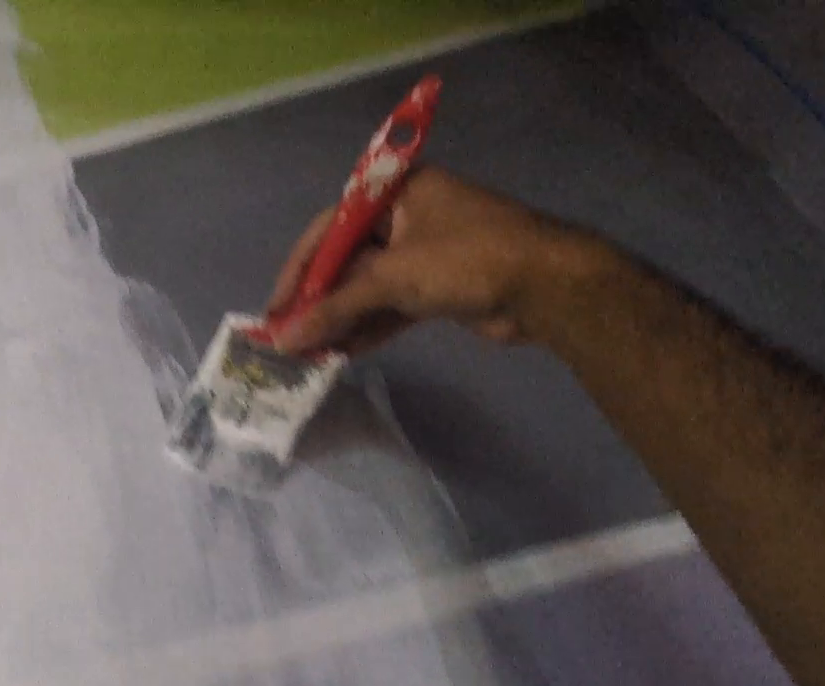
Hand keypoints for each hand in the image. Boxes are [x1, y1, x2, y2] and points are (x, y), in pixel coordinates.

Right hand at [268, 167, 576, 354]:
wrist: (548, 288)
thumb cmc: (466, 260)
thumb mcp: (391, 278)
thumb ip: (333, 309)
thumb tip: (283, 341)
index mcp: (397, 193)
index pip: (329, 228)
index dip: (298, 269)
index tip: (276, 307)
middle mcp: (406, 218)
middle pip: (344, 262)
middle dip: (317, 301)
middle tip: (289, 334)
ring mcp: (422, 254)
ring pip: (364, 288)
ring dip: (337, 320)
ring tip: (308, 352)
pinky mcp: (434, 287)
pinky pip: (385, 307)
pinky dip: (363, 328)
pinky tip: (339, 353)